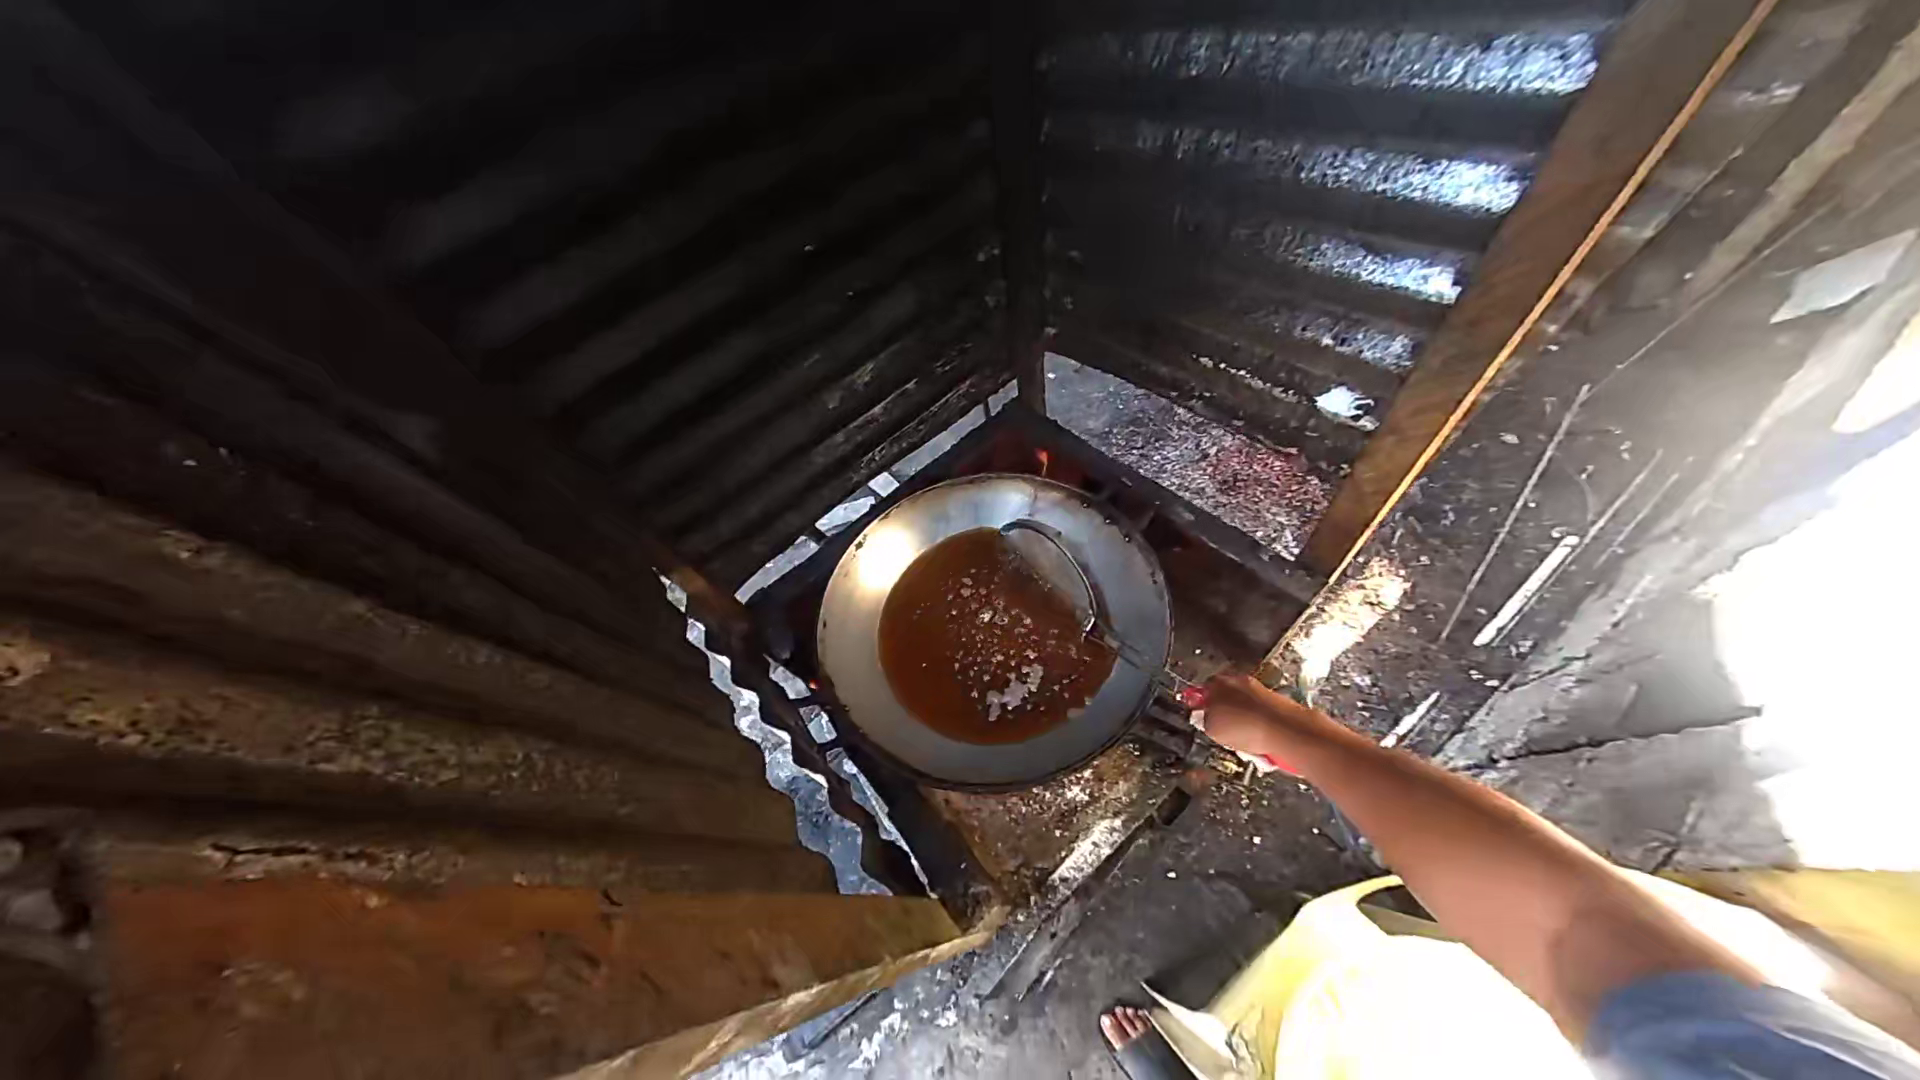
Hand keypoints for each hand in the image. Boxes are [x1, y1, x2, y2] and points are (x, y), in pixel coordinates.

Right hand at [1195, 673, 1332, 759]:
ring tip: (1248, 748)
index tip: (1200, 719)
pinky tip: (1263, 749)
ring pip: (1245, 715)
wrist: (1286, 732)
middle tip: (1224, 737)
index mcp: (1219, 682)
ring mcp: (1262, 694)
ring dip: (1245, 732)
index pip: (1203, 690)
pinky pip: (1263, 723)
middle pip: (1226, 703)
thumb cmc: (1244, 726)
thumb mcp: (1210, 727)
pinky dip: (1262, 735)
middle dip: (1226, 721)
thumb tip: (1203, 718)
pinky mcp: (1280, 707)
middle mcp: (1241, 682)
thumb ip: (1202, 719)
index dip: (1201, 706)